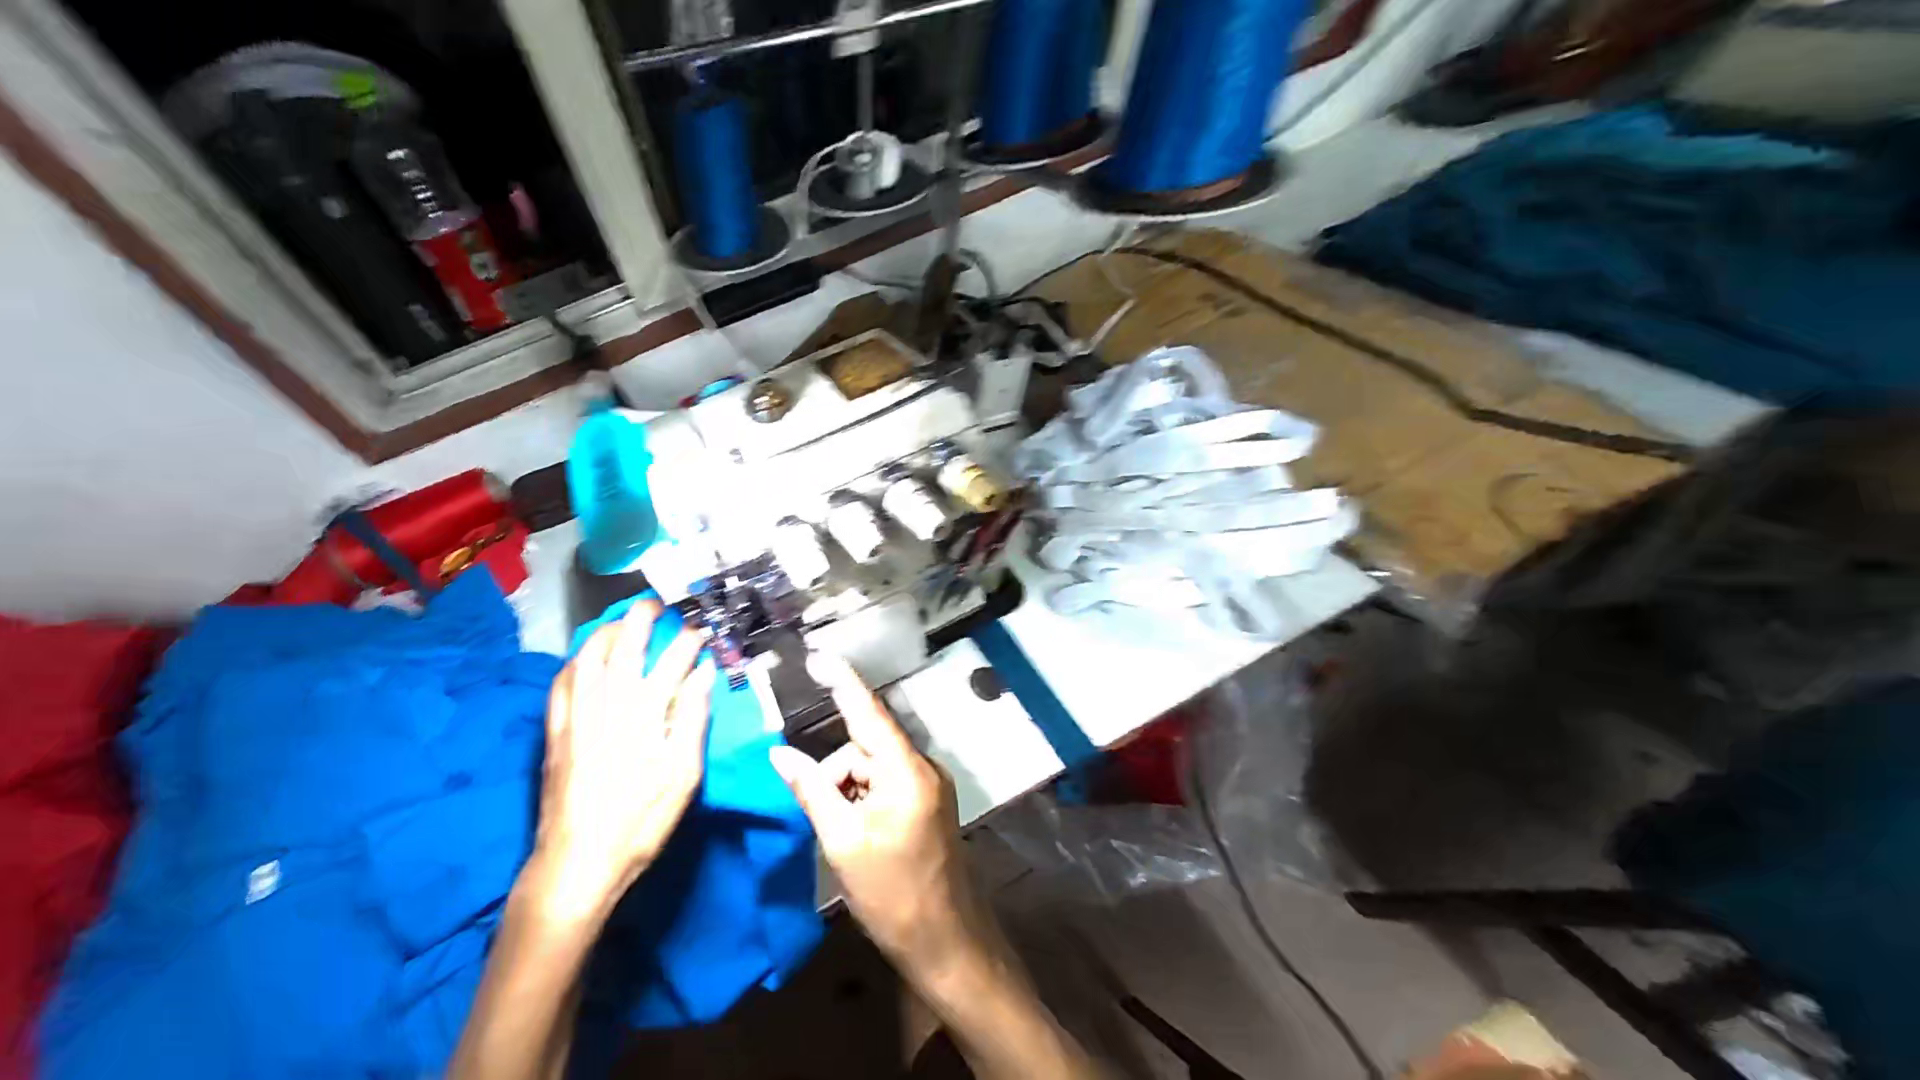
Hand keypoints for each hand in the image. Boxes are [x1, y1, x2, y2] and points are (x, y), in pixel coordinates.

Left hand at [527, 600, 712, 924]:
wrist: (578, 861)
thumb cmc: (642, 819)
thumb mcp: (683, 773)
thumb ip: (692, 717)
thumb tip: (704, 672)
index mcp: (645, 711)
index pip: (673, 659)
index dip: (690, 639)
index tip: (702, 629)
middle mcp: (608, 701)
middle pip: (624, 644)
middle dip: (642, 618)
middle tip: (656, 605)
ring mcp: (576, 713)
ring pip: (587, 655)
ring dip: (605, 632)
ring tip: (621, 623)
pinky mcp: (555, 730)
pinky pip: (561, 682)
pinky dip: (575, 661)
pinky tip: (583, 660)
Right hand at [769, 655, 992, 984]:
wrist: (946, 941)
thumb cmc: (893, 893)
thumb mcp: (843, 842)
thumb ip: (812, 790)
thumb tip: (779, 754)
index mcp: (906, 770)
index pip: (868, 712)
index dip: (842, 681)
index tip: (819, 654)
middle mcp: (922, 767)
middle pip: (864, 747)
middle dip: (834, 773)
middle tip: (821, 818)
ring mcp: (928, 785)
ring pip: (871, 767)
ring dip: (846, 791)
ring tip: (841, 838)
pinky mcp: (927, 803)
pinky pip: (885, 783)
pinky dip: (862, 799)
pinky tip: (855, 835)